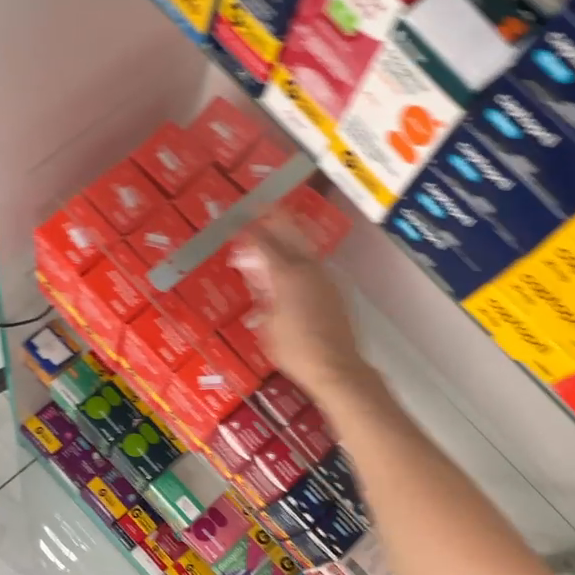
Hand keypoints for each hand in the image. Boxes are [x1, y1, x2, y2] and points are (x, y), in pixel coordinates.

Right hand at [231, 223, 375, 400]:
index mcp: (286, 275)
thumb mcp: (267, 325)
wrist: (335, 367)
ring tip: (275, 230)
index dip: (250, 232)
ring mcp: (324, 277)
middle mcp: (307, 269)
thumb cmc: (295, 352)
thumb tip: (256, 274)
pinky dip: (299, 257)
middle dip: (274, 218)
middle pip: (289, 233)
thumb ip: (262, 294)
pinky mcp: (334, 290)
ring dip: (288, 237)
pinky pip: (312, 264)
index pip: (264, 243)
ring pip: (304, 247)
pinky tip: (292, 264)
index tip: (239, 223)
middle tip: (261, 207)